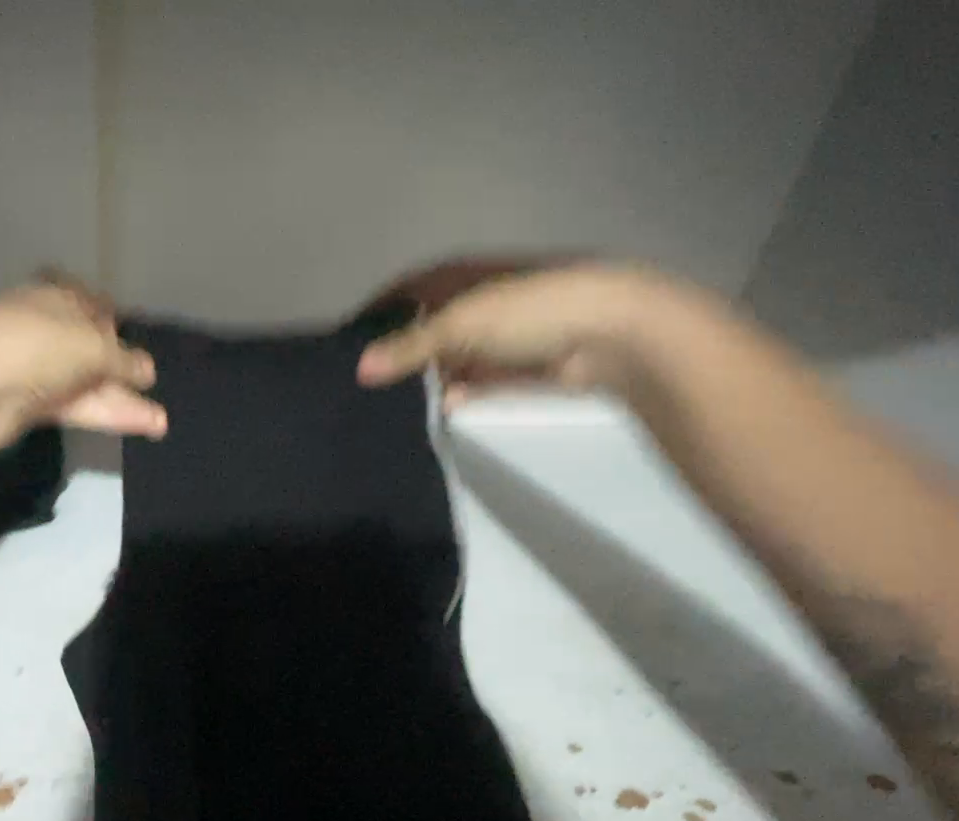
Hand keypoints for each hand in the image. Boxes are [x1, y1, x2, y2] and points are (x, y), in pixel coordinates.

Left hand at [0, 280, 166, 447]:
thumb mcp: (94, 345)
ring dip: (122, 400)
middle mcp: (46, 328)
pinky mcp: (33, 406)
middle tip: (152, 387)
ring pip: (87, 383)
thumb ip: (124, 359)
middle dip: (123, 369)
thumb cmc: (39, 345)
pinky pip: (78, 407)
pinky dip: (108, 415)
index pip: (89, 302)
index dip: (113, 319)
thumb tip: (146, 369)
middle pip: (91, 348)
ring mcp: (37, 369)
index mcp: (55, 294)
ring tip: (161, 422)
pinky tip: (146, 425)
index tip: (133, 339)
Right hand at [355, 263, 724, 407]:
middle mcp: (477, 301)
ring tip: (389, 403)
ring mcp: (499, 336)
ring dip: (428, 376)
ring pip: (449, 358)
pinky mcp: (518, 368)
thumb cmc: (530, 310)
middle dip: (399, 351)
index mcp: (462, 276)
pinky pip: (477, 381)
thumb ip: (408, 348)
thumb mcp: (459, 325)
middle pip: (425, 326)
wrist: (614, 334)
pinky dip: (460, 392)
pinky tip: (441, 406)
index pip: (405, 289)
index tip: (345, 340)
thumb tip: (359, 370)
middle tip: (363, 380)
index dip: (376, 311)